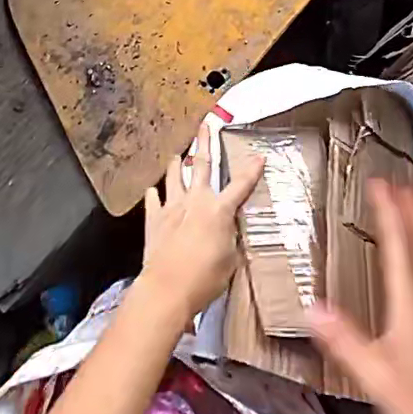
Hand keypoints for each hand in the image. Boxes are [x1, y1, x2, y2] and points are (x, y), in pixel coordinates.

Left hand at [137, 121, 263, 323]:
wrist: (167, 288)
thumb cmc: (205, 278)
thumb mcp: (230, 259)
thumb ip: (229, 237)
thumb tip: (227, 228)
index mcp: (219, 210)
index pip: (241, 185)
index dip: (251, 170)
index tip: (259, 156)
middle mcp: (195, 200)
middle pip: (200, 164)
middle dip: (204, 142)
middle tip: (205, 125)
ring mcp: (172, 207)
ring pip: (174, 176)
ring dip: (176, 164)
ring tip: (176, 154)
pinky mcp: (153, 219)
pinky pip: (153, 200)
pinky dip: (154, 194)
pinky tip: (153, 190)